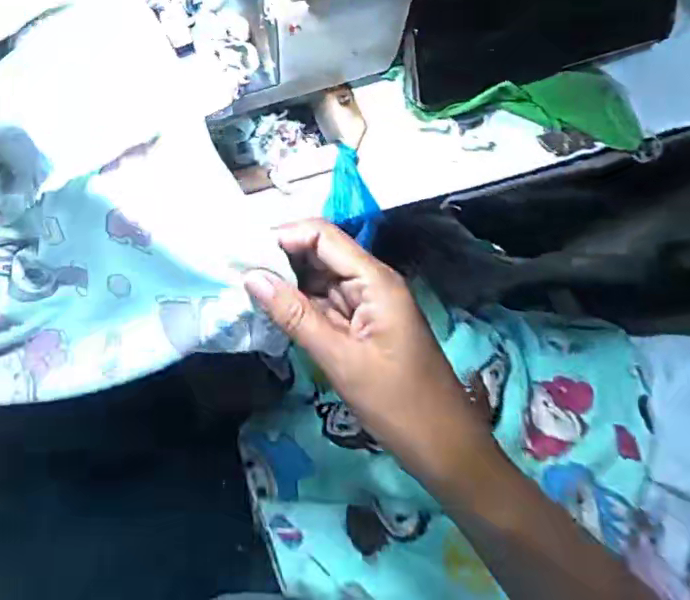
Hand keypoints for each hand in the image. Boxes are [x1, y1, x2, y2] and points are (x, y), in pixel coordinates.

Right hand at [244, 219, 500, 491]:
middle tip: (239, 270)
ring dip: (286, 281)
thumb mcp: (341, 359)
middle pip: (319, 251)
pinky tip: (272, 310)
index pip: (321, 235)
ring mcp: (368, 303)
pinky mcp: (363, 324)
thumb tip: (251, 277)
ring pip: (318, 277)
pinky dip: (299, 303)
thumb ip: (294, 315)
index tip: (245, 251)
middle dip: (280, 257)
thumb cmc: (400, 406)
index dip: (283, 236)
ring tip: (247, 288)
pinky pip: (324, 301)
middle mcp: (371, 282)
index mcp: (374, 280)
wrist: (450, 454)